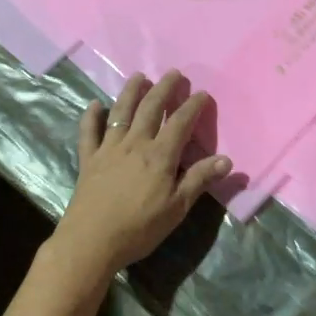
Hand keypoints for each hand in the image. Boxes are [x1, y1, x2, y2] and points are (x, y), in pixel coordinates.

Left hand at [55, 71, 231, 276]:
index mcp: (159, 156)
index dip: (192, 106)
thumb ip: (199, 180)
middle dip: (164, 89)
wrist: (90, 242)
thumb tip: (226, 160)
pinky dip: (91, 116)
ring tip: (139, 76)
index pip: (180, 123)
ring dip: (131, 92)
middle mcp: (134, 144)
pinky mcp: (88, 160)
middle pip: (150, 108)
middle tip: (174, 73)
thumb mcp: (177, 208)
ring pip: (120, 112)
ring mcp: (108, 149)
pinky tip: (94, 104)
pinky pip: (88, 132)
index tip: (202, 93)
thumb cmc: (139, 228)